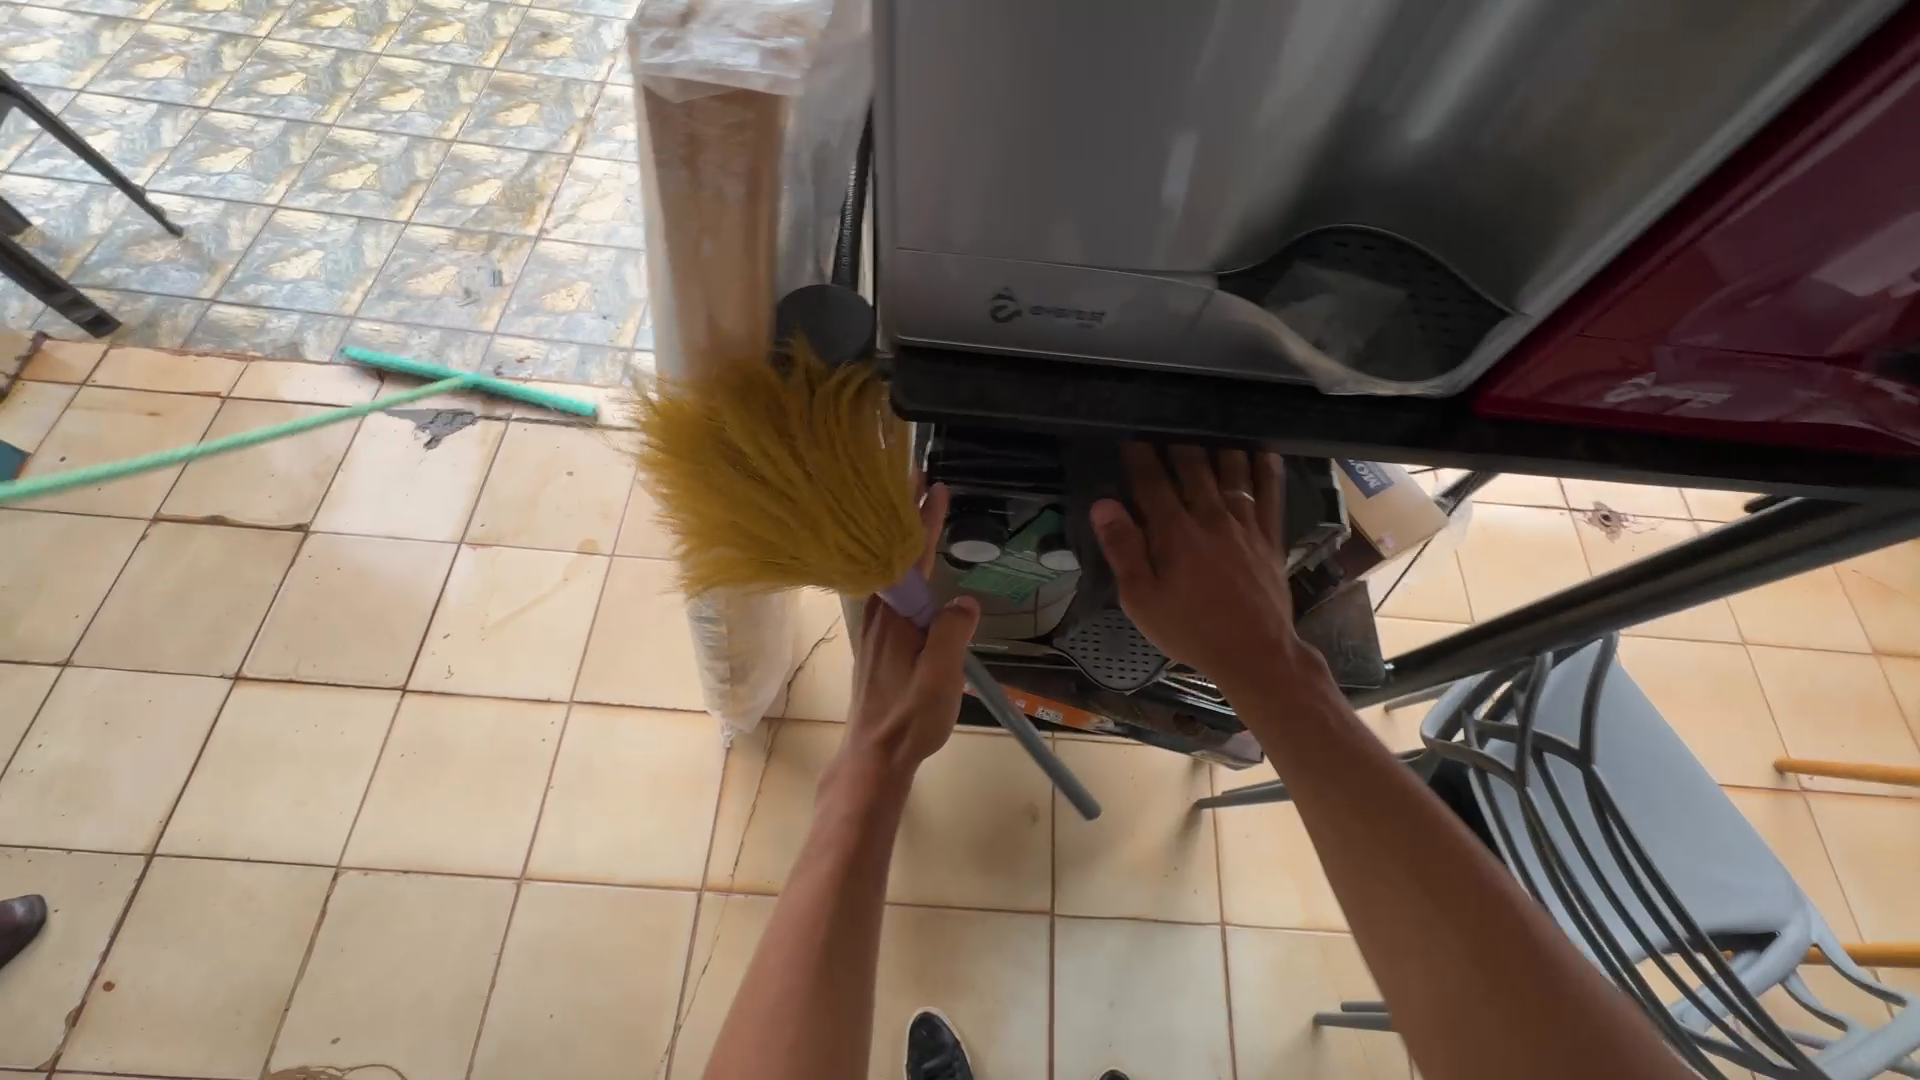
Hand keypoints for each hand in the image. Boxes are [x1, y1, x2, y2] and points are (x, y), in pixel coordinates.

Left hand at [843, 483, 981, 773]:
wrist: (875, 754)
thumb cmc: (908, 717)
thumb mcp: (940, 676)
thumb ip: (951, 633)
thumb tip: (965, 601)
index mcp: (895, 616)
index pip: (912, 558)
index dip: (925, 523)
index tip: (934, 488)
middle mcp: (881, 614)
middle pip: (896, 556)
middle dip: (907, 517)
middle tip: (917, 480)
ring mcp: (878, 628)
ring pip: (892, 572)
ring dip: (904, 540)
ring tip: (916, 512)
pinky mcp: (881, 642)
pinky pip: (893, 591)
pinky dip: (903, 567)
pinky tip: (912, 569)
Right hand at [1088, 444, 1321, 696]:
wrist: (1254, 653)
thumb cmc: (1189, 630)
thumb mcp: (1141, 599)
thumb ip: (1123, 548)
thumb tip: (1103, 505)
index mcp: (1174, 533)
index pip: (1152, 483)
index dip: (1140, 458)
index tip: (1131, 439)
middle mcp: (1210, 518)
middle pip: (1193, 469)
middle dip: (1177, 445)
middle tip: (1167, 430)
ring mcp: (1244, 525)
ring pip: (1232, 473)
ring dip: (1218, 449)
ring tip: (1210, 433)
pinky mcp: (1270, 537)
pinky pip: (1269, 494)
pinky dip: (1266, 470)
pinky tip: (1261, 452)